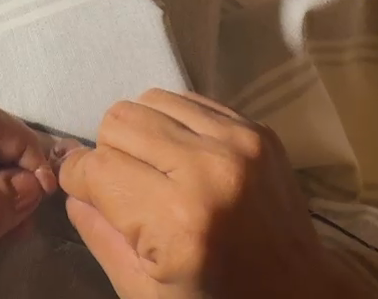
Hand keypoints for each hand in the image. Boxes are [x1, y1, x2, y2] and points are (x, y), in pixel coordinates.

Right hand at [59, 89, 365, 298]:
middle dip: (109, 153)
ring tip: (157, 168)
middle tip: (126, 185)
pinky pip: (188, 98)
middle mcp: (208, 168)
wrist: (304, 296)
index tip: (80, 186)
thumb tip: (73, 189)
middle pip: (119, 120)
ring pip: (150, 98)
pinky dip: (175, 123)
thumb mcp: (148, 295)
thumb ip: (102, 237)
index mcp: (178, 222)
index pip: (97, 168)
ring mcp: (238, 141)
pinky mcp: (256, 127)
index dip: (77, 177)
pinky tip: (185, 156)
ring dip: (142, 131)